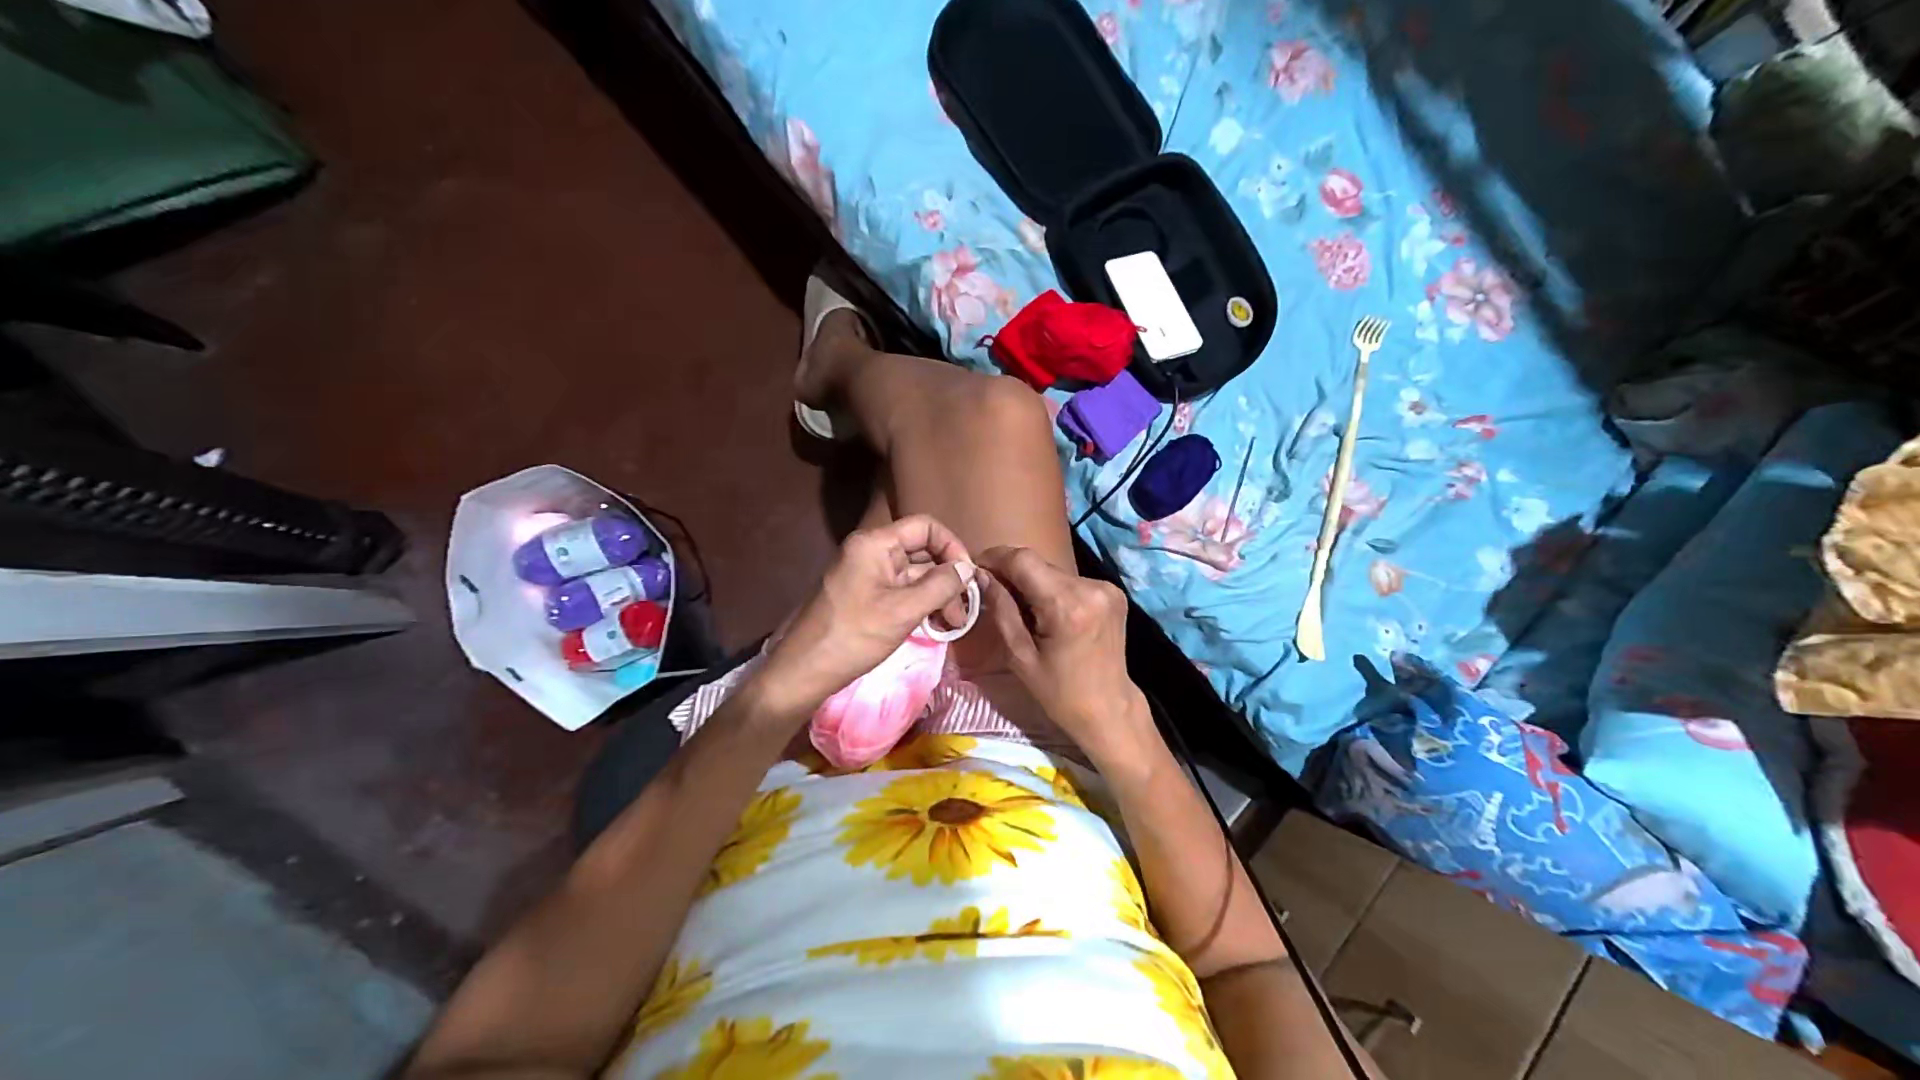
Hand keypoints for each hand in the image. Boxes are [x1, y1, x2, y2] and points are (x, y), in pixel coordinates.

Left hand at [759, 515, 975, 717]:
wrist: (805, 669)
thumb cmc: (854, 635)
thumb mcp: (904, 610)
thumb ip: (940, 585)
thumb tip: (968, 569)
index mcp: (875, 543)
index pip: (925, 527)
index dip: (952, 547)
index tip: (967, 578)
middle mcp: (870, 551)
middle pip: (921, 551)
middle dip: (947, 578)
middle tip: (962, 612)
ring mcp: (865, 573)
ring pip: (912, 574)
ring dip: (936, 595)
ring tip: (951, 624)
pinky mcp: (863, 595)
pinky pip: (899, 590)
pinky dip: (919, 603)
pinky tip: (933, 624)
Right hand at [977, 546, 1153, 762]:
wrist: (1109, 709)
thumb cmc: (1060, 692)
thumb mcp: (1020, 656)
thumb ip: (1001, 610)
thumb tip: (982, 576)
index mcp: (1068, 605)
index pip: (1024, 560)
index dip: (996, 558)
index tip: (977, 569)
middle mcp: (1091, 588)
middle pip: (1039, 564)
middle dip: (1012, 573)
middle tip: (992, 591)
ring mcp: (1106, 588)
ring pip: (1054, 571)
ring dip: (1032, 582)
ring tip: (1020, 607)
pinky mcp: (1113, 592)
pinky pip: (1070, 581)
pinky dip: (1052, 589)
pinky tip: (1046, 612)